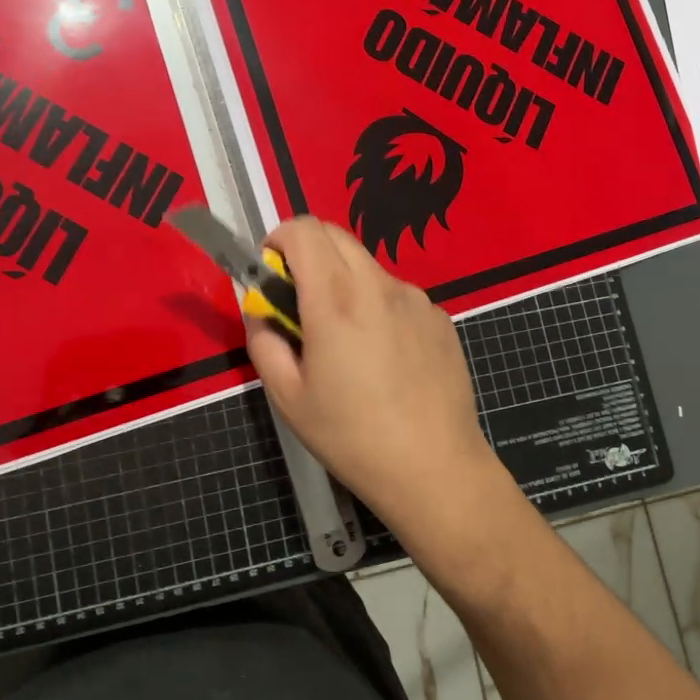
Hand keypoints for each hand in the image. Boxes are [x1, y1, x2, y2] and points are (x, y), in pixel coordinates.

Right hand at [246, 218, 501, 530]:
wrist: (435, 470)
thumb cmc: (351, 436)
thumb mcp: (287, 396)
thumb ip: (263, 341)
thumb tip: (260, 312)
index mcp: (334, 299)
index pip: (302, 229)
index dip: (277, 239)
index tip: (270, 273)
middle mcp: (377, 285)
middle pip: (334, 235)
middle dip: (307, 252)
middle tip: (297, 301)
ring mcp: (415, 298)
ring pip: (366, 265)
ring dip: (342, 280)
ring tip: (344, 338)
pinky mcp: (439, 317)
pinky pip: (396, 294)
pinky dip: (376, 305)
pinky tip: (383, 358)